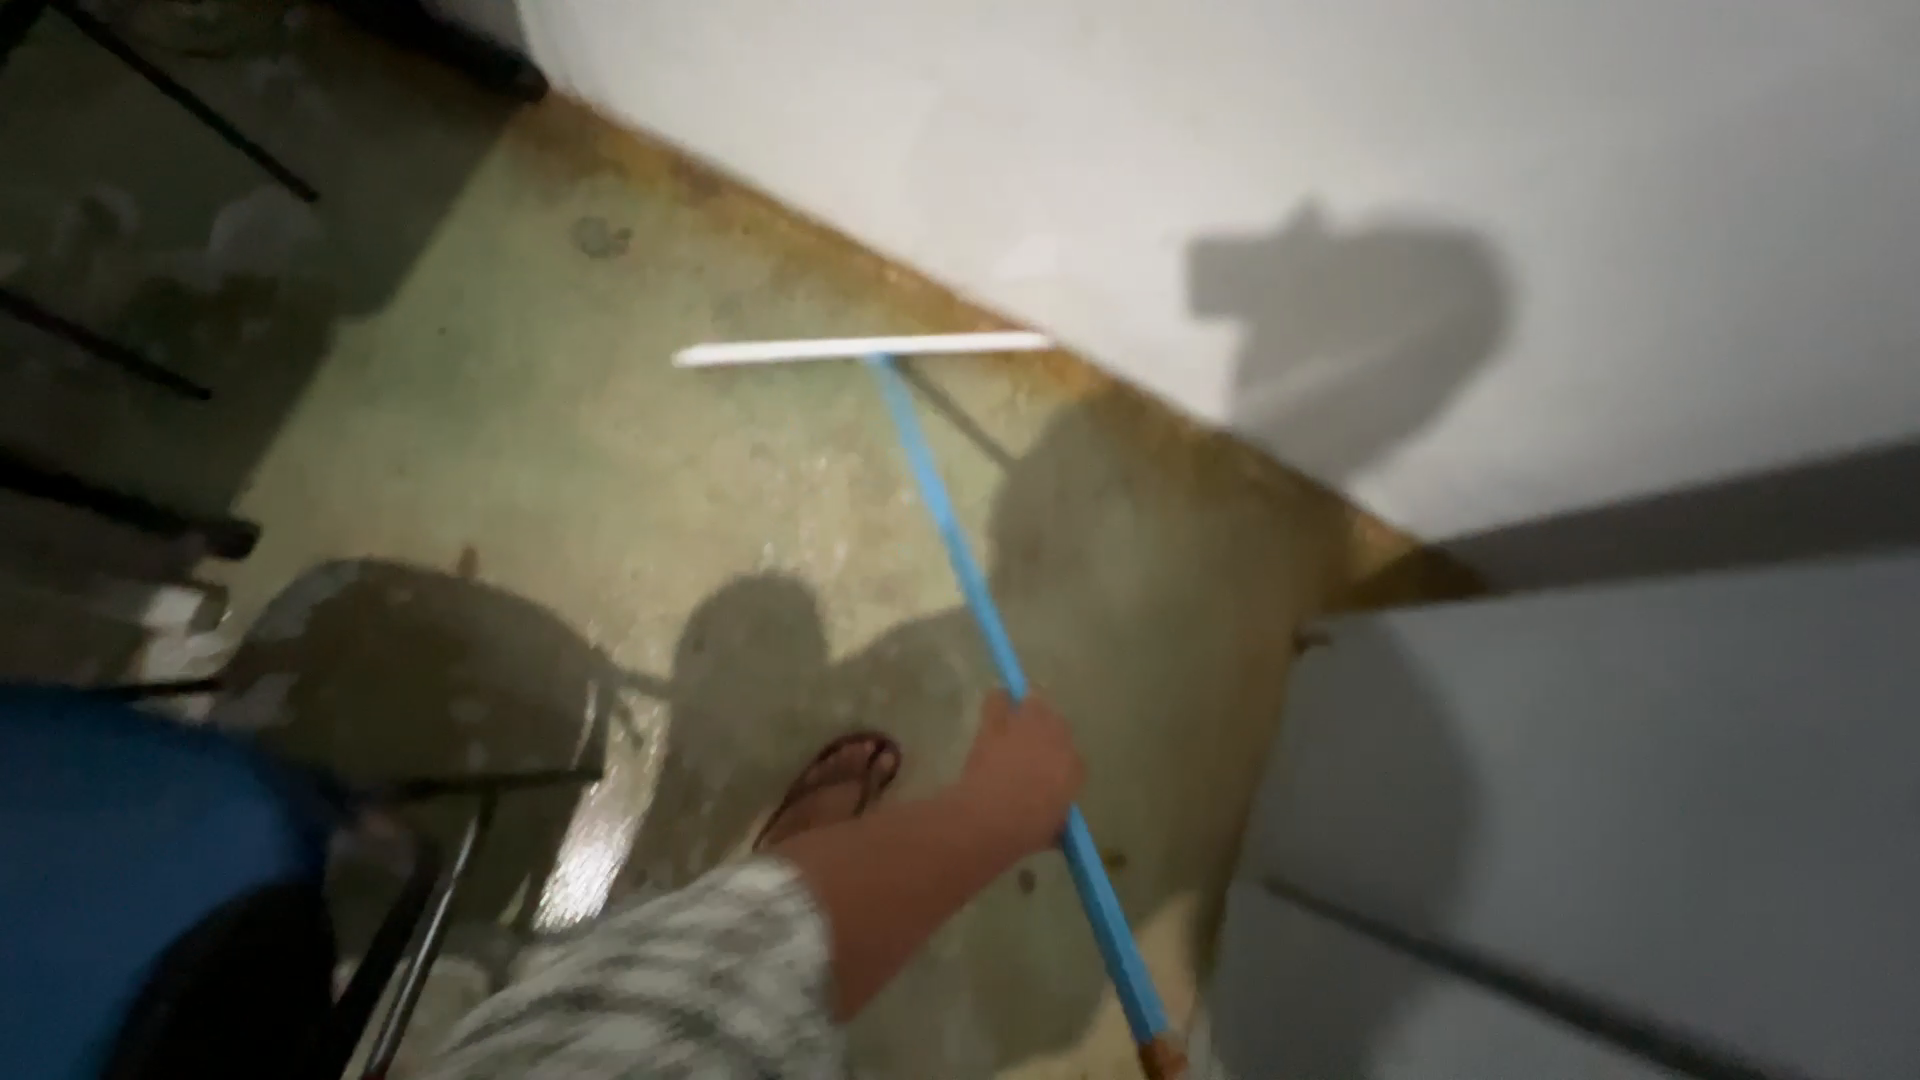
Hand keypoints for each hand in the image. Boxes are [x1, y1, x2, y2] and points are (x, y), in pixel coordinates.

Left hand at [956, 689, 1085, 855]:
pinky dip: (1000, 701)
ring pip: (1034, 703)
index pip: (1076, 759)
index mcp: (1073, 768)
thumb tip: (1053, 815)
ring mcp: (1026, 727)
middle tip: (1036, 746)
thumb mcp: (1053, 830)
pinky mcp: (998, 724)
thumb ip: (1058, 814)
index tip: (1051, 773)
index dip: (1062, 764)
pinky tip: (998, 706)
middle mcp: (1055, 741)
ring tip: (1019, 719)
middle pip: (1059, 723)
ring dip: (1028, 711)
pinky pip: (1000, 700)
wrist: (989, 818)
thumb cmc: (1024, 831)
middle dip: (1050, 732)